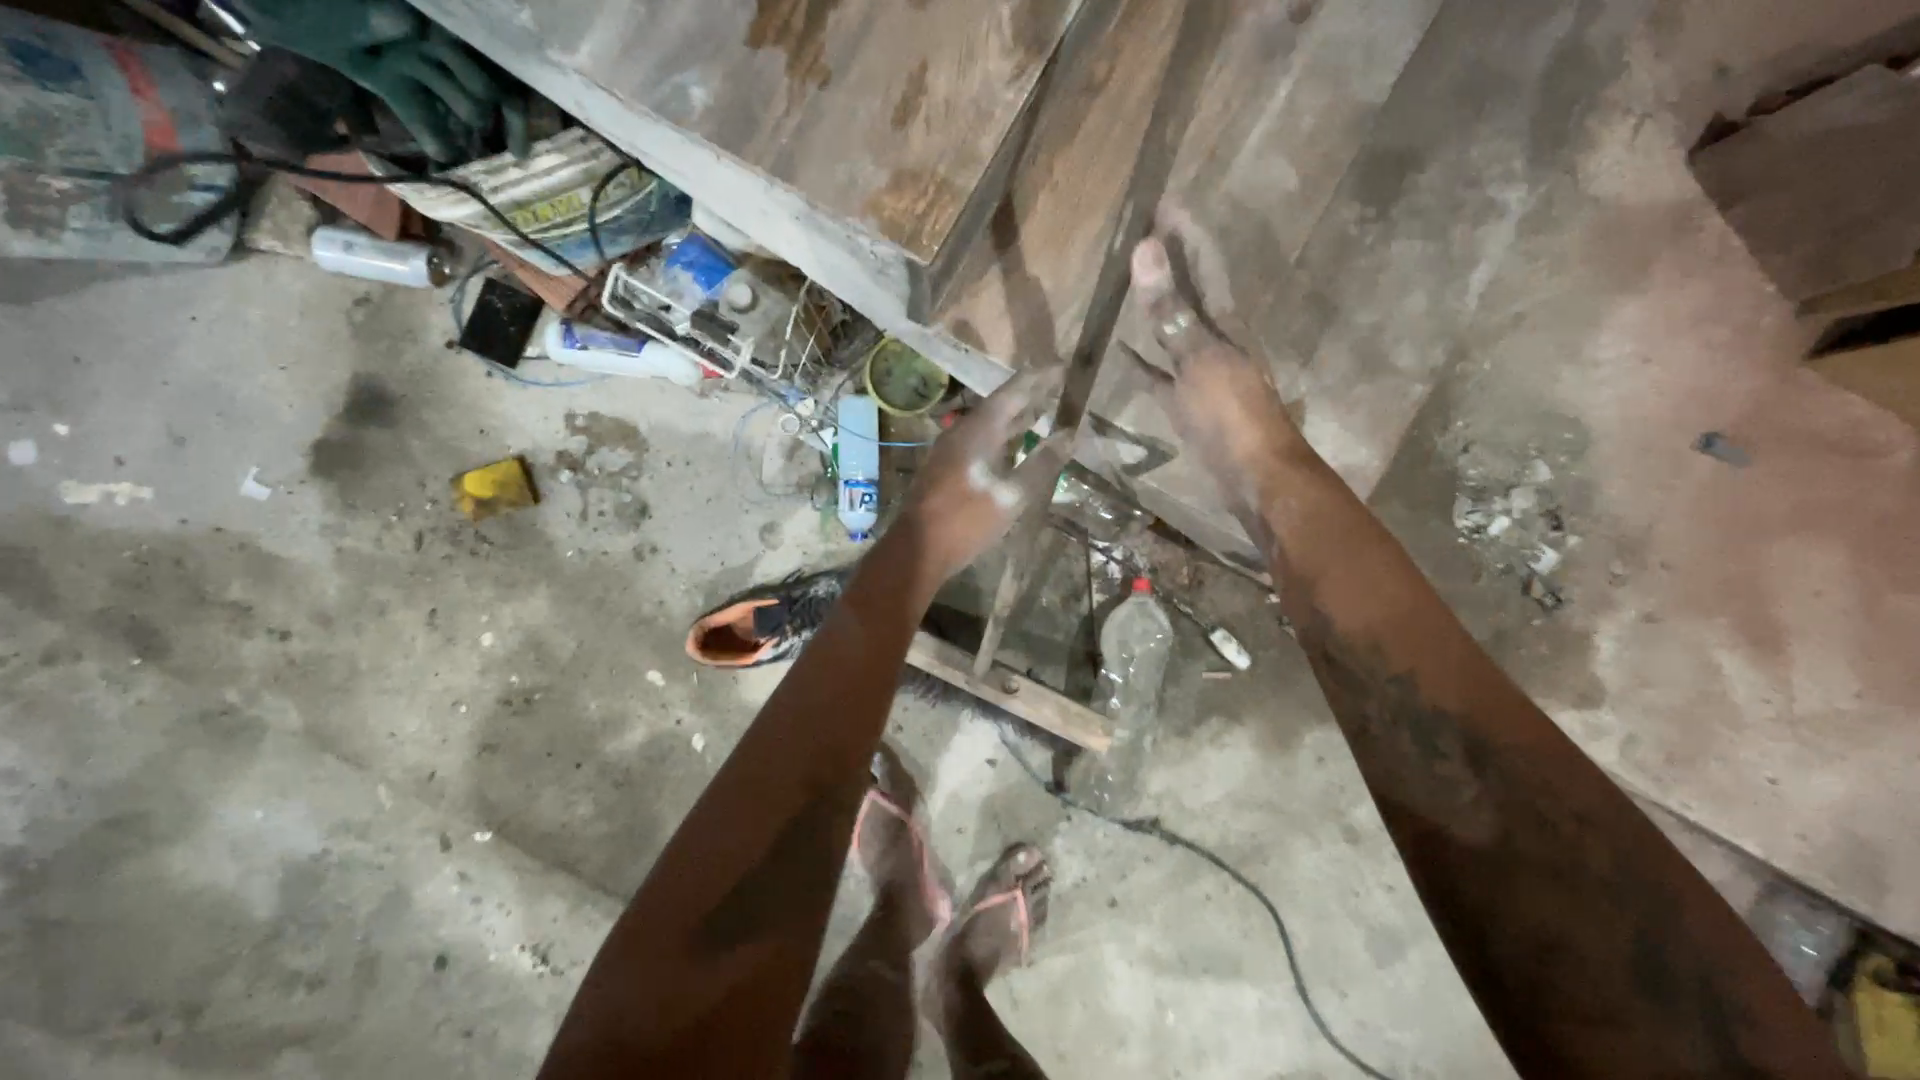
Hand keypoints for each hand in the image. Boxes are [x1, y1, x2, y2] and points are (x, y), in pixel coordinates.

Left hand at [891, 364, 1067, 582]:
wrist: (916, 550)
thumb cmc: (964, 521)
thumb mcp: (1010, 495)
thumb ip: (1041, 463)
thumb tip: (1070, 434)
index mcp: (977, 431)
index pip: (1011, 392)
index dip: (1037, 378)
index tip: (1061, 366)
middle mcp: (961, 433)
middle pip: (999, 406)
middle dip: (1029, 396)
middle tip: (1057, 386)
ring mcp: (950, 451)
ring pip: (988, 425)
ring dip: (1015, 418)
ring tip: (1042, 412)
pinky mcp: (946, 469)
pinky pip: (980, 442)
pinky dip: (1003, 438)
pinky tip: (1013, 448)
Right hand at [1130, 210, 1302, 513]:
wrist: (1255, 477)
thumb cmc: (1232, 414)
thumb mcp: (1198, 357)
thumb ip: (1169, 308)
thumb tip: (1146, 246)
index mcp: (1223, 323)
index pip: (1204, 263)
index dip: (1185, 231)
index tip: (1162, 200)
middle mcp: (1215, 340)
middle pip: (1188, 291)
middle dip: (1170, 261)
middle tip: (1142, 232)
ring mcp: (1201, 373)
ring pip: (1173, 330)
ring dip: (1155, 307)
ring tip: (1128, 283)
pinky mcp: (1188, 405)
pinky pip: (1159, 376)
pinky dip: (1141, 363)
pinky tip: (1120, 357)